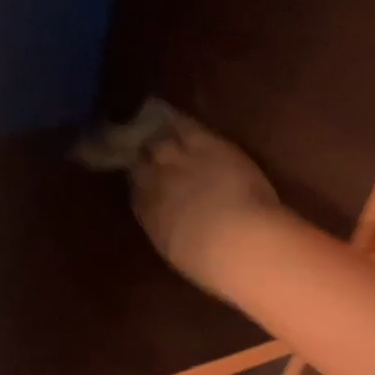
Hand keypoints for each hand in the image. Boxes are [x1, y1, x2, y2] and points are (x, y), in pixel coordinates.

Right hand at [129, 117, 286, 292]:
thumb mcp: (181, 254)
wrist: (236, 240)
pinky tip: (167, 112)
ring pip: (158, 142)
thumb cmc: (211, 262)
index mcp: (152, 218)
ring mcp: (179, 161)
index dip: (140, 186)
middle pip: (142, 165)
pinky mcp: (206, 144)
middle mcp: (157, 185)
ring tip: (152, 129)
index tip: (142, 182)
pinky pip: (184, 126)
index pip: (138, 195)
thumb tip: (173, 226)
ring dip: (154, 137)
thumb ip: (172, 233)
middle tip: (144, 151)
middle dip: (142, 158)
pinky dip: (174, 120)